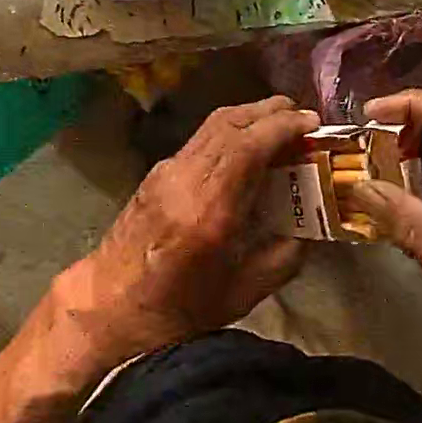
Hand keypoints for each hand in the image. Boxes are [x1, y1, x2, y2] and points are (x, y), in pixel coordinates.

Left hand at [58, 96, 318, 359]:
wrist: (109, 307)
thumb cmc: (178, 311)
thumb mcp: (242, 294)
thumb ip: (283, 258)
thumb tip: (310, 230)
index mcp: (209, 211)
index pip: (248, 146)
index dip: (283, 127)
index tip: (312, 123)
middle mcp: (186, 179)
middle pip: (231, 122)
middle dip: (271, 112)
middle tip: (303, 117)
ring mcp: (168, 170)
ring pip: (214, 123)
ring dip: (251, 114)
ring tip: (281, 122)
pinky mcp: (158, 171)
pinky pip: (202, 136)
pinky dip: (232, 129)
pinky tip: (248, 143)